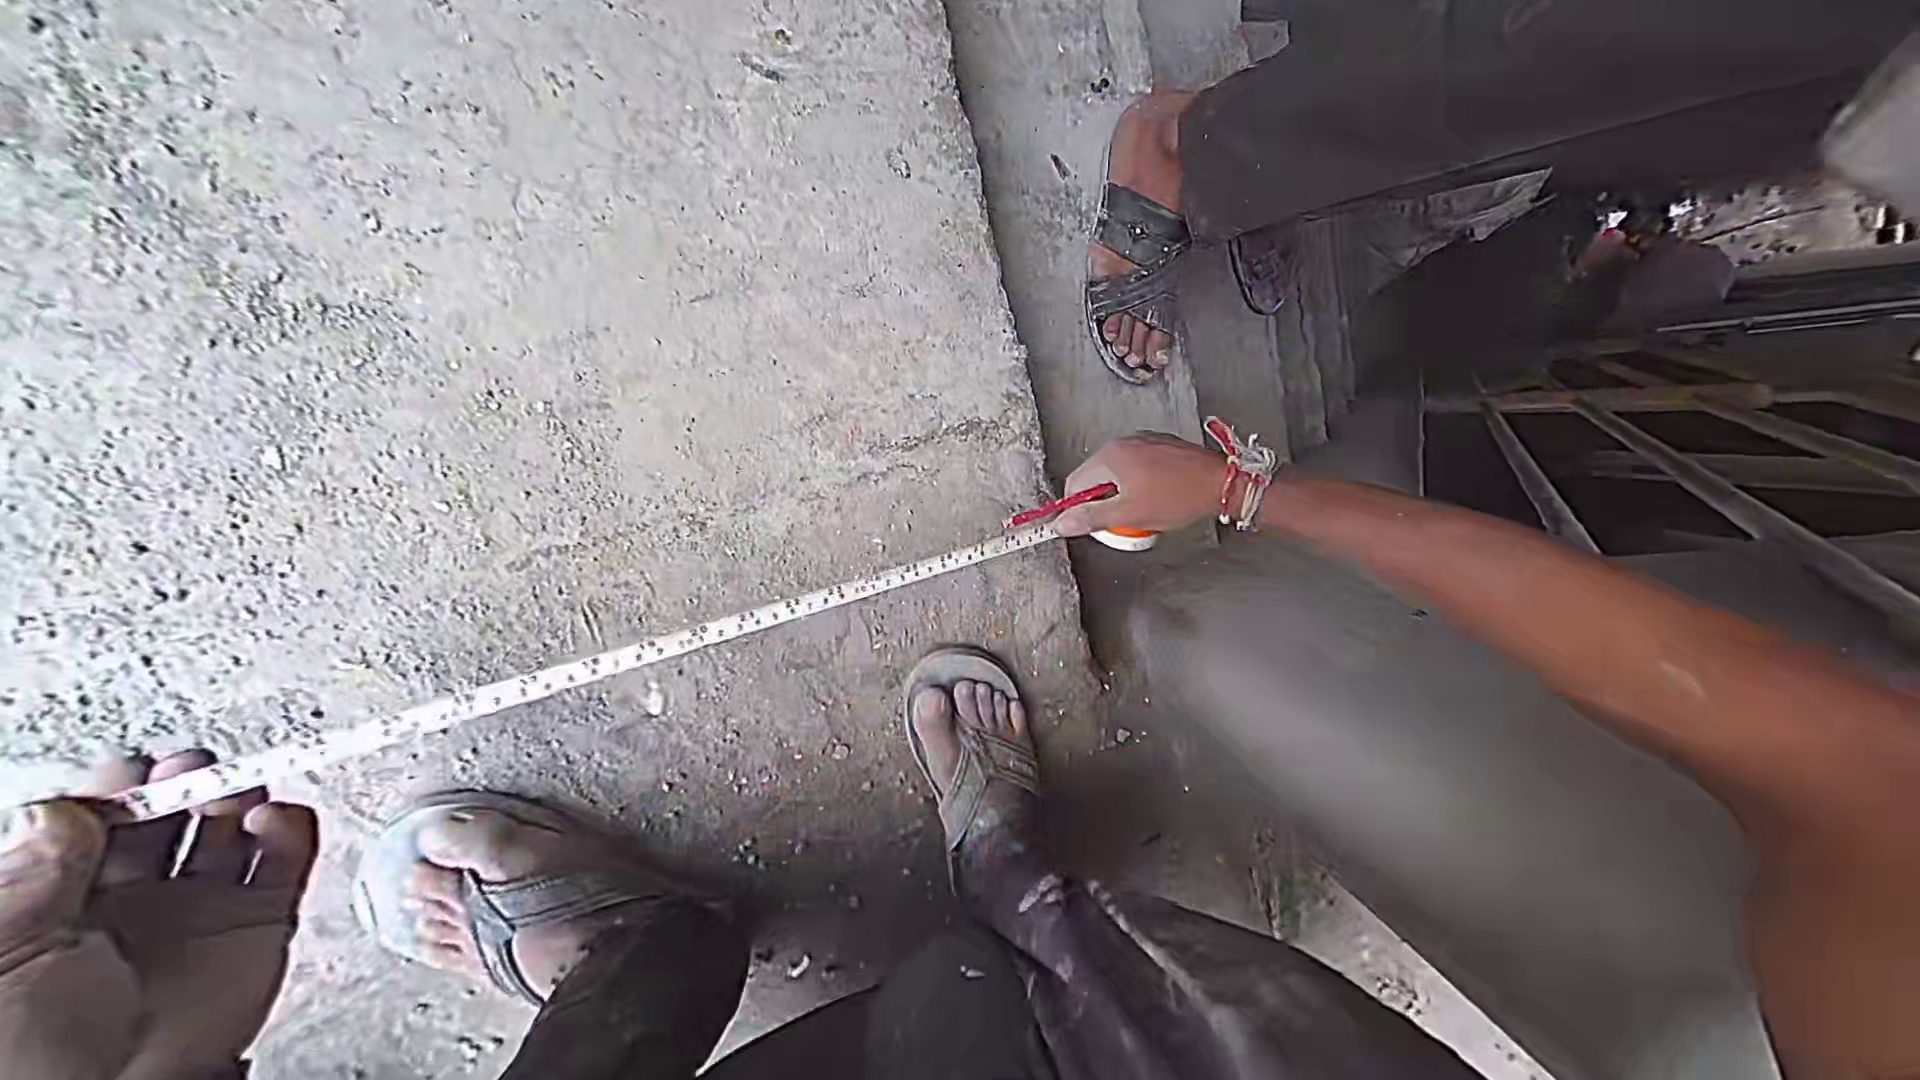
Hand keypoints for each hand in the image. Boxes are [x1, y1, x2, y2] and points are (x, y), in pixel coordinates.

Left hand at [0, 750, 317, 1079]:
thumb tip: (63, 808)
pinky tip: (274, 818)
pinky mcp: (262, 917)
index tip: (130, 769)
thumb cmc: (21, 1056)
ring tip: (237, 788)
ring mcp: (200, 910)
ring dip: (240, 798)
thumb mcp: (0, 957)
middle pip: (167, 823)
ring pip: (232, 831)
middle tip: (192, 765)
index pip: (87, 832)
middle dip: (183, 785)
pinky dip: (293, 827)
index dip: (109, 796)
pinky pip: (290, 857)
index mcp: (50, 913)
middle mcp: (127, 907)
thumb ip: (35, 876)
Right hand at [1052, 432, 1228, 536]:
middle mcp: (1124, 442)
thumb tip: (1061, 523)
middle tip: (1120, 520)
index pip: (1075, 483)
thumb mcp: (1129, 515)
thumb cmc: (1178, 497)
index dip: (1077, 507)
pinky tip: (1155, 497)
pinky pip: (1137, 466)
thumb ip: (1090, 518)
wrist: (1222, 483)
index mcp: (1110, 455)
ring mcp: (1144, 441)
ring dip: (1121, 493)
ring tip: (1141, 510)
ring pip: (1117, 472)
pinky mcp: (1161, 446)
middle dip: (1103, 501)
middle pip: (1095, 476)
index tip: (1089, 523)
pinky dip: (1138, 483)